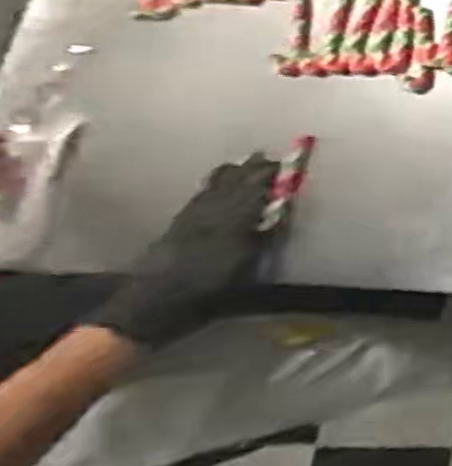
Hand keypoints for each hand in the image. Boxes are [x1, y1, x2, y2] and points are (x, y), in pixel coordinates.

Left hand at [85, 155, 279, 348]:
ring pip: (211, 193)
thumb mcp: (245, 266)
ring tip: (238, 165)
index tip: (284, 162)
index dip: (267, 177)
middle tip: (263, 157)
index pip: (252, 192)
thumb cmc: (209, 291)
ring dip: (227, 178)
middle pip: (230, 188)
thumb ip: (261, 236)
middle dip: (248, 172)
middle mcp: (207, 217)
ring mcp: (188, 223)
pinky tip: (210, 191)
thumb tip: (279, 211)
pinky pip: (197, 202)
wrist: (153, 308)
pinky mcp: (175, 232)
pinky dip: (208, 191)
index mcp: (229, 223)